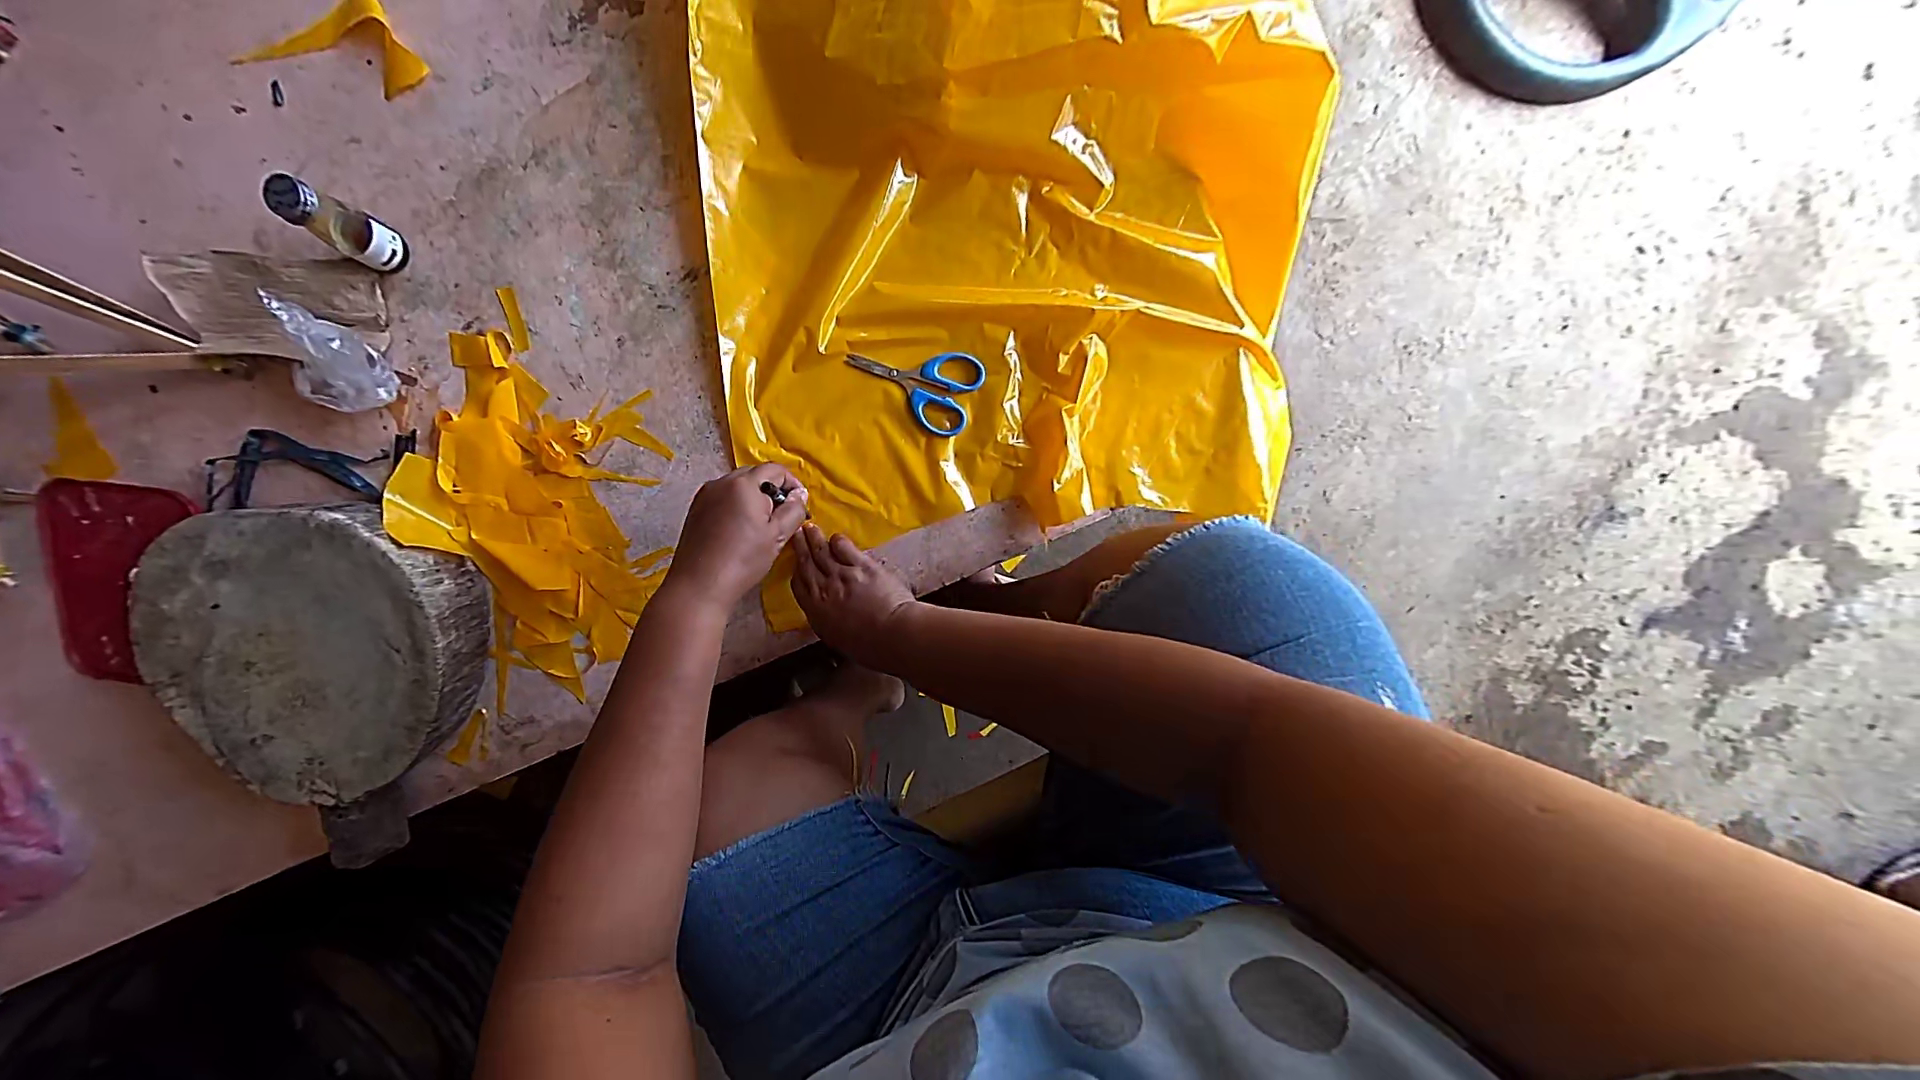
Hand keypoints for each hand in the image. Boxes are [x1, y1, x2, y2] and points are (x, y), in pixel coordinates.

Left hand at [665, 464, 808, 607]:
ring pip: (739, 487)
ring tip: (761, 526)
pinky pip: (724, 498)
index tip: (799, 504)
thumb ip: (794, 510)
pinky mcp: (696, 509)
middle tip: (782, 516)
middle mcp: (721, 483)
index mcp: (744, 485)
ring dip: (755, 499)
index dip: (792, 484)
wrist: (700, 585)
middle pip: (756, 474)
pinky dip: (737, 506)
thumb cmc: (742, 561)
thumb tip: (799, 495)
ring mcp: (706, 495)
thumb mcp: (777, 535)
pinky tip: (741, 531)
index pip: (776, 469)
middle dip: (773, 490)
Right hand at [790, 524, 915, 666]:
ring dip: (814, 538)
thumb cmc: (870, 646)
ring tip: (810, 528)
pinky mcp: (862, 566)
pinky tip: (837, 538)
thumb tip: (829, 616)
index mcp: (817, 611)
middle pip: (807, 564)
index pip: (799, 586)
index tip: (796, 564)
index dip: (797, 572)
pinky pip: (845, 548)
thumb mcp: (839, 639)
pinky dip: (838, 541)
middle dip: (800, 548)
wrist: (892, 634)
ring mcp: (843, 575)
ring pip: (822, 552)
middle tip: (796, 534)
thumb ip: (829, 622)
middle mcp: (825, 589)